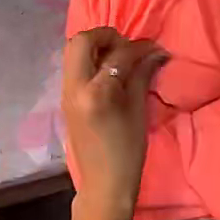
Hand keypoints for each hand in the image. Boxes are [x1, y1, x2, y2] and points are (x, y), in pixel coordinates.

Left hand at [62, 27, 166, 219]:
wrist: (103, 183)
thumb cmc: (127, 151)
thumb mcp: (138, 110)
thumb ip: (142, 75)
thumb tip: (154, 52)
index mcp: (96, 92)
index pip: (118, 55)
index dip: (139, 47)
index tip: (154, 47)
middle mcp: (75, 87)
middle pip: (81, 41)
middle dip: (105, 36)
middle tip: (126, 47)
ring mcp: (66, 92)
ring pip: (72, 51)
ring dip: (95, 46)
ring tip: (118, 58)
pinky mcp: (64, 98)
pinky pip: (73, 67)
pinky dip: (89, 60)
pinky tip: (108, 72)